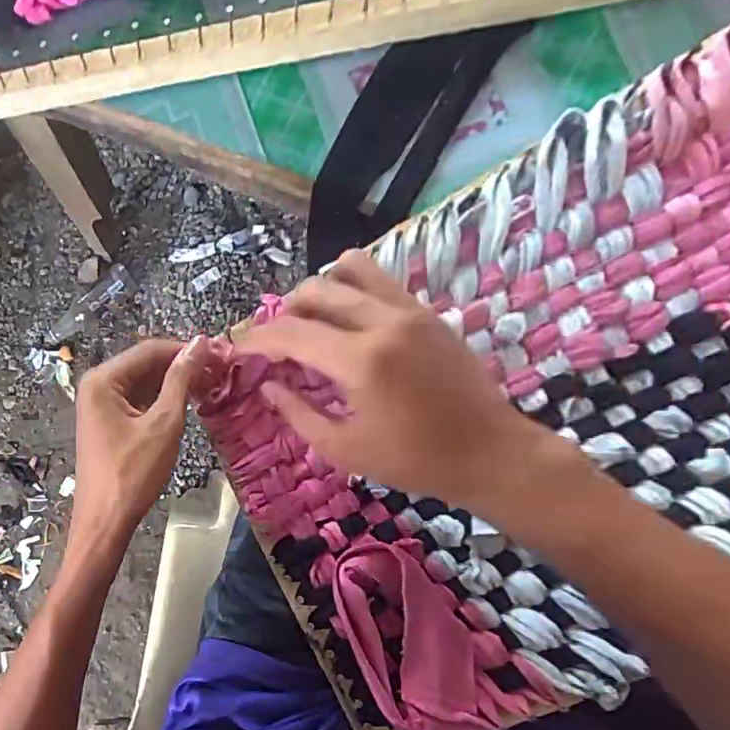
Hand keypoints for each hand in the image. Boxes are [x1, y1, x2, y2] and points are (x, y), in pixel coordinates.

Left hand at [71, 337, 211, 538]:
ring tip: (211, 386)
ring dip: (174, 383)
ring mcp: (100, 405)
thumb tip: (200, 343)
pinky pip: (138, 401)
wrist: (105, 521)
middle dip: (181, 366)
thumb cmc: (133, 474)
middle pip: (145, 364)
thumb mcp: (163, 423)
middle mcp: (97, 386)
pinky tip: (188, 404)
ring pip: (143, 383)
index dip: (186, 350)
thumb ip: (181, 379)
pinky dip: (162, 400)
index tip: (220, 354)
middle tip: (220, 371)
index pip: (150, 350)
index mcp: (103, 380)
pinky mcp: (107, 423)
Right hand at [236, 251, 582, 512]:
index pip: (292, 333)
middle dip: (284, 312)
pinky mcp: (428, 312)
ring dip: (319, 290)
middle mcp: (384, 323)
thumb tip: (269, 387)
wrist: (490, 453)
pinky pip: (380, 281)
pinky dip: (352, 289)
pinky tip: (347, 320)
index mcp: (360, 361)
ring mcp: (410, 311)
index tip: (240, 347)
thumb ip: (298, 413)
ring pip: (351, 269)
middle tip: (276, 341)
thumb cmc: (413, 460)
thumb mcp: (343, 449)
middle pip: (316, 290)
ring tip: (312, 320)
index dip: (258, 339)